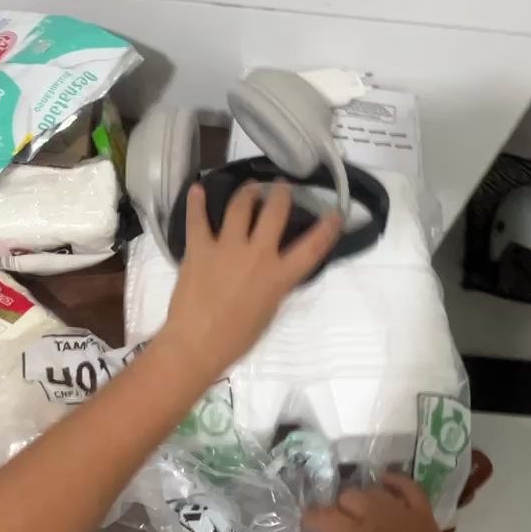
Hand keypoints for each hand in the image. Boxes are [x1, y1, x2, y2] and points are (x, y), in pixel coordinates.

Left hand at [153, 182, 338, 381]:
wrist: (195, 345)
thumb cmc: (236, 339)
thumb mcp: (269, 311)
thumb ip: (274, 284)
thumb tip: (275, 269)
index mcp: (279, 277)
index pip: (312, 247)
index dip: (327, 228)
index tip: (335, 213)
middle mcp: (257, 255)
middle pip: (275, 212)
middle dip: (281, 193)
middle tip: (281, 186)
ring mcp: (226, 247)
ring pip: (240, 207)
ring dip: (247, 192)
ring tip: (249, 187)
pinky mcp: (199, 248)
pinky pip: (197, 219)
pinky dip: (196, 202)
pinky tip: (197, 188)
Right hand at [303, 472, 487, 531]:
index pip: (325, 517)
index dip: (310, 520)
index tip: (308, 530)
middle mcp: (380, 519)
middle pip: (348, 497)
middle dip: (336, 511)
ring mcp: (405, 514)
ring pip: (373, 490)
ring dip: (361, 501)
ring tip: (361, 519)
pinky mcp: (425, 516)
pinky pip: (408, 486)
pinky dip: (394, 482)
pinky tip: (385, 486)